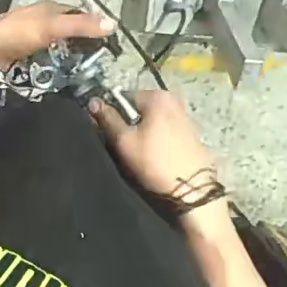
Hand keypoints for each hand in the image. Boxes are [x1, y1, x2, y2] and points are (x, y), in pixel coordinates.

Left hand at [0, 1, 113, 66]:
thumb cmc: (21, 32)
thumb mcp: (55, 27)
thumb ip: (82, 25)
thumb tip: (112, 24)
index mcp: (49, 8)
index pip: (77, 13)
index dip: (91, 24)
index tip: (104, 40)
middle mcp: (39, 18)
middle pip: (65, 28)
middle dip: (78, 41)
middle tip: (93, 59)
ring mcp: (28, 35)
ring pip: (53, 43)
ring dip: (64, 53)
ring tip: (78, 69)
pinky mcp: (19, 50)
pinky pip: (41, 56)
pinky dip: (50, 62)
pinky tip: (55, 72)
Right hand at [89, 89, 217, 197]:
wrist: (192, 190)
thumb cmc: (155, 162)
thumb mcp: (124, 141)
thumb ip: (107, 119)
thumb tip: (93, 102)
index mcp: (158, 96)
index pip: (122, 97)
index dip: (111, 114)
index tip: (109, 133)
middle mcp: (173, 100)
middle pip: (138, 109)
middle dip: (128, 124)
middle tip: (123, 146)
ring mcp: (184, 116)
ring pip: (151, 121)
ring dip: (142, 133)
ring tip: (138, 154)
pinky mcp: (190, 133)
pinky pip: (164, 130)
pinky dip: (156, 139)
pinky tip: (154, 157)